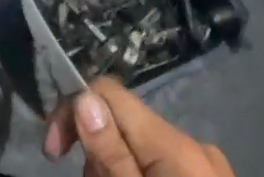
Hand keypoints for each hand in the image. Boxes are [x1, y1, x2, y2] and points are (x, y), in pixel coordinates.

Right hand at [45, 78, 233, 176]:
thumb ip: (112, 155)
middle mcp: (196, 148)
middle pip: (124, 125)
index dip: (73, 112)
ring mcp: (209, 170)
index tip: (54, 154)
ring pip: (141, 151)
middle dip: (97, 155)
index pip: (110, 94)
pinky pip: (164, 170)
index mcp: (176, 146)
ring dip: (116, 171)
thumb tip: (85, 99)